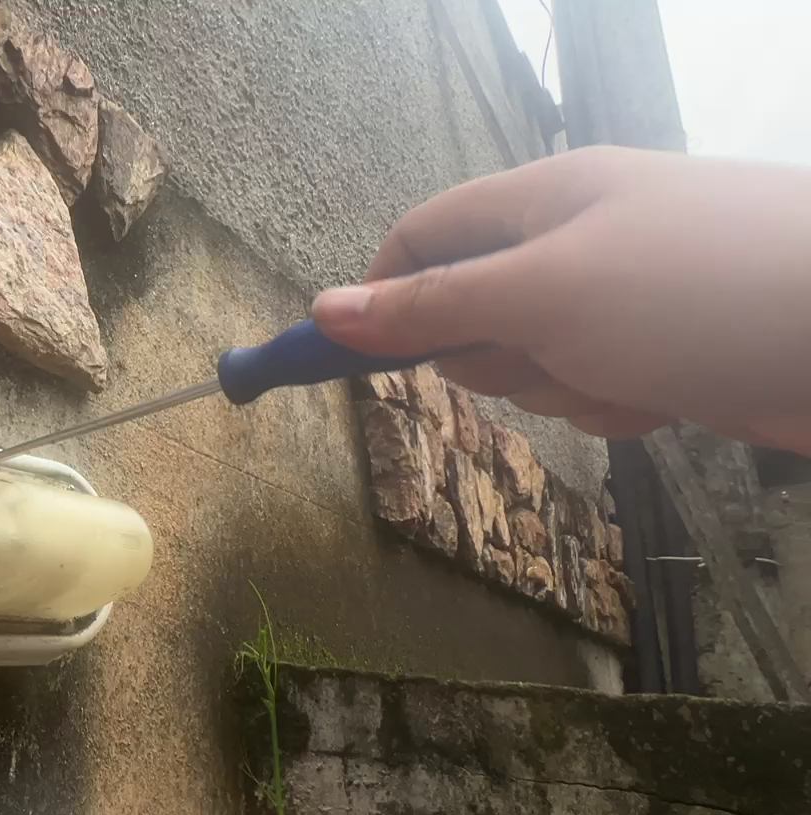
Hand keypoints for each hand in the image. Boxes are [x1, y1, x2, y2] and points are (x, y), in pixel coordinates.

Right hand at [311, 147, 810, 451]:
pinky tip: (658, 397)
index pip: (417, 240)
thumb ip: (424, 307)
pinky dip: (602, 403)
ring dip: (547, 386)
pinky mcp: (654, 348)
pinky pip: (578, 386)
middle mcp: (572, 242)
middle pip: (460, 311)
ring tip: (617, 375)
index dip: (382, 295)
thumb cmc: (702, 293)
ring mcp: (616, 298)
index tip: (369, 355)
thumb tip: (321, 310)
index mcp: (542, 202)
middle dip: (482, 354)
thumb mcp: (539, 296)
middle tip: (530, 355)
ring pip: (517, 360)